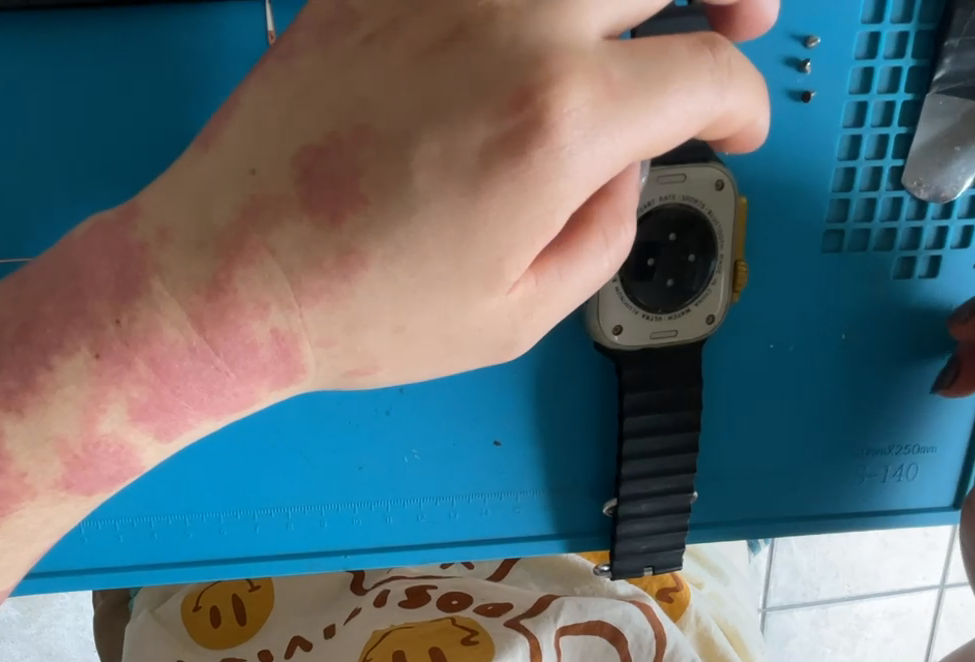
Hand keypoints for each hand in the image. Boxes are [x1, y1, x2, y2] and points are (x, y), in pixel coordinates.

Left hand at [129, 0, 776, 393]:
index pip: (701, 75)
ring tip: (644, 9)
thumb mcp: (513, 317)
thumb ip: (603, 236)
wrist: (231, 278)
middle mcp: (508, 23)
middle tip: (743, 13)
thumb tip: (627, 171)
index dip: (740, 106)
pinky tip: (538, 21)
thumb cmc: (358, 311)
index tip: (734, 130)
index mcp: (557, 121)